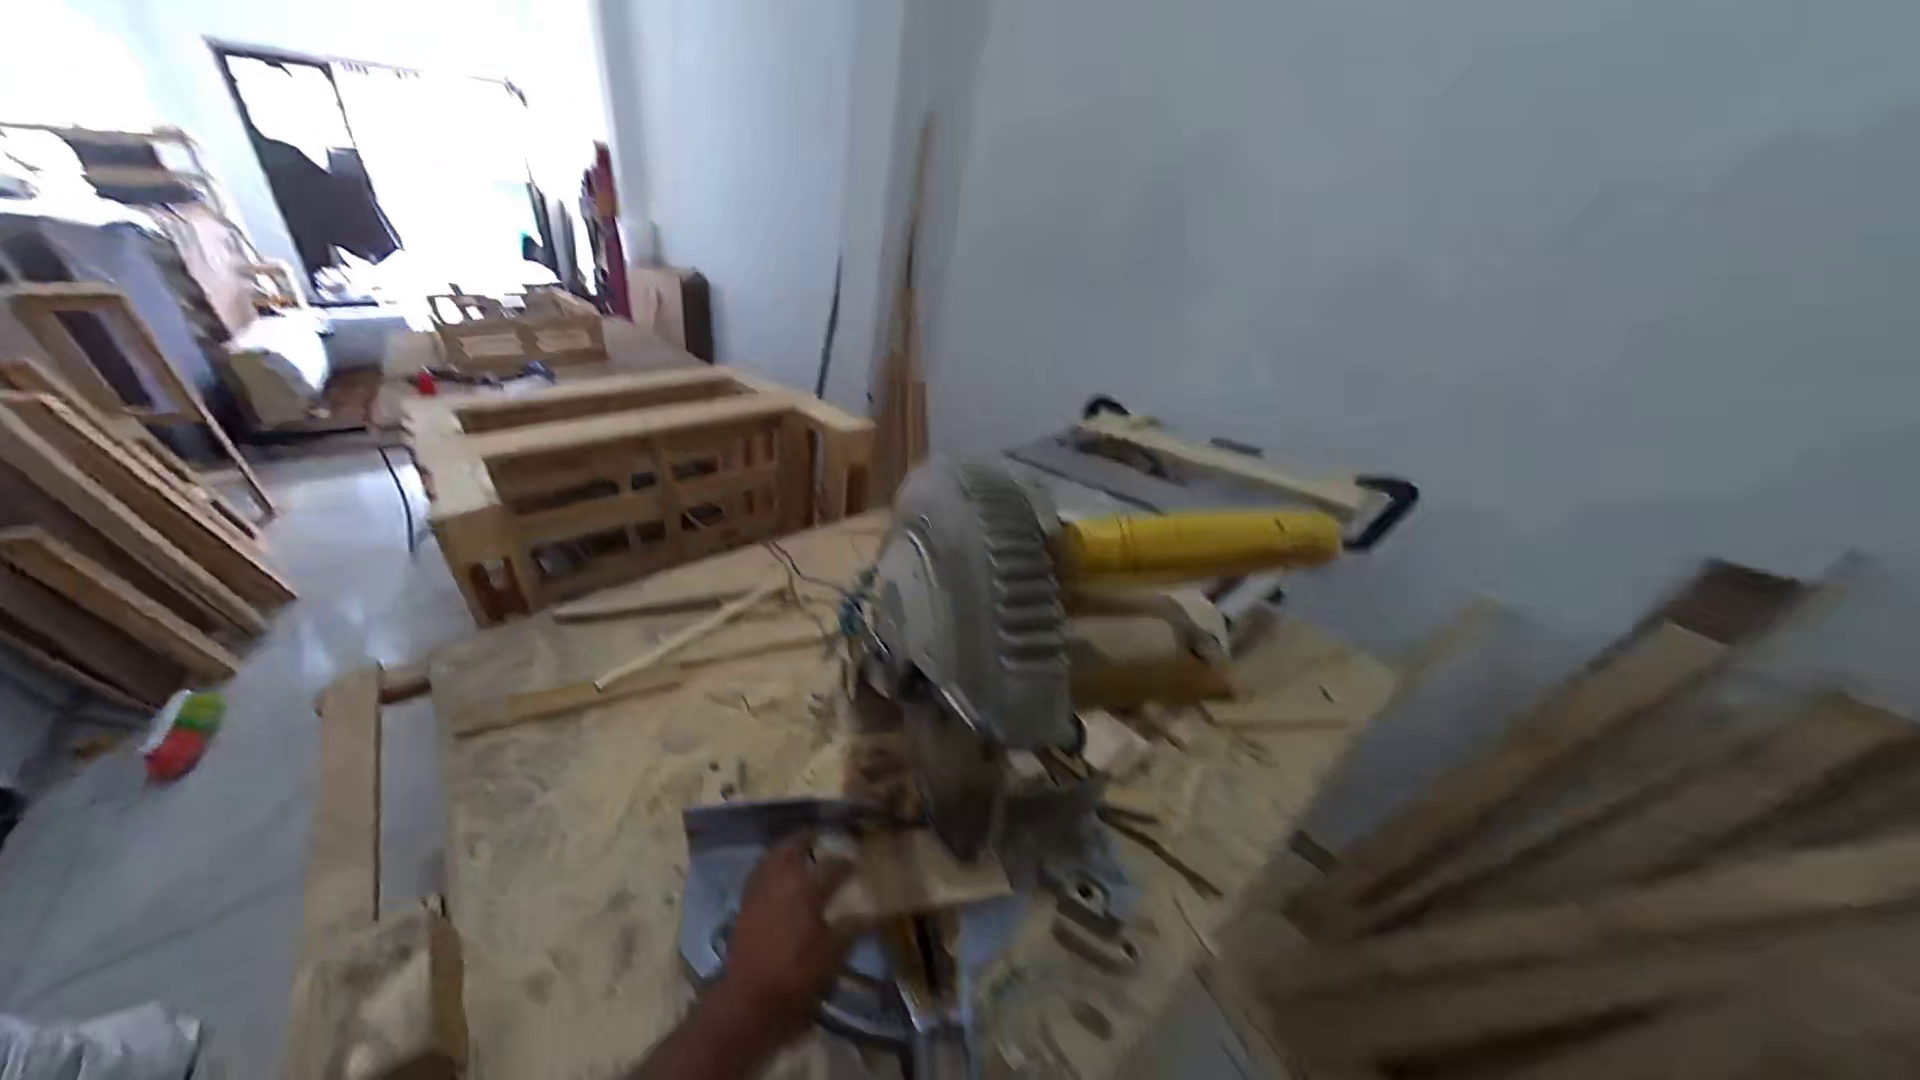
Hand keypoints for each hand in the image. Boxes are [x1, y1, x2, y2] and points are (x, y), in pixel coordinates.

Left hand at [713, 834, 856, 1040]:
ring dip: (785, 847)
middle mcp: (782, 881)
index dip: (846, 863)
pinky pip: (758, 871)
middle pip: (794, 847)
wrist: (748, 997)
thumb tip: (868, 914)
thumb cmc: (794, 974)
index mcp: (807, 889)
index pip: (832, 866)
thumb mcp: (831, 955)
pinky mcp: (745, 903)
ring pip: (772, 855)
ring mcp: (760, 890)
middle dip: (807, 838)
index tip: (855, 863)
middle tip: (818, 836)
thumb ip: (850, 930)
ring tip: (796, 847)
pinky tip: (773, 871)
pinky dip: (768, 863)